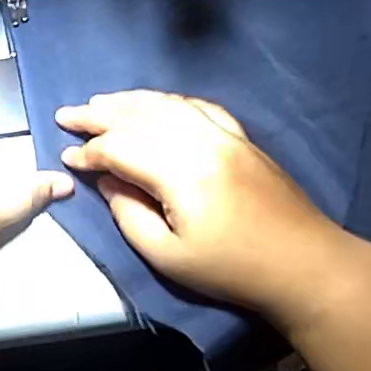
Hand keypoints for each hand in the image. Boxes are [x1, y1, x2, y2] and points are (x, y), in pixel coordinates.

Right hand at [54, 89, 368, 326]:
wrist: (303, 263)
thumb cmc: (231, 269)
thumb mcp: (167, 255)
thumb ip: (129, 215)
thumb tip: (108, 182)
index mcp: (182, 173)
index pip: (122, 148)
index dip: (90, 153)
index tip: (66, 159)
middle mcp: (203, 142)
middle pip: (141, 117)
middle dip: (99, 115)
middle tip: (67, 114)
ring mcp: (226, 135)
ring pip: (169, 105)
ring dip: (130, 102)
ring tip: (100, 102)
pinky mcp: (242, 139)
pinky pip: (199, 107)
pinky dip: (169, 102)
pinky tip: (154, 105)